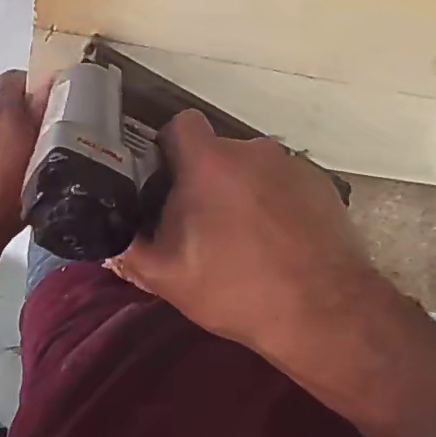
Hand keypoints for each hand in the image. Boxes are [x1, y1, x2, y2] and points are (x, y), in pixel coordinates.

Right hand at [112, 110, 385, 349]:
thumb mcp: (169, 278)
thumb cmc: (237, 290)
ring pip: (253, 170)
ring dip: (244, 193)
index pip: (180, 125)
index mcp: (210, 162)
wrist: (322, 310)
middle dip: (206, 181)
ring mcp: (293, 166)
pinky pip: (285, 184)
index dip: (168, 148)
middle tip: (204, 227)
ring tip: (247, 241)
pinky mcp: (322, 185)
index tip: (166, 181)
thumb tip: (113, 237)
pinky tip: (281, 243)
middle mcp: (254, 151)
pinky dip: (277, 203)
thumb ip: (131, 251)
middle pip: (218, 154)